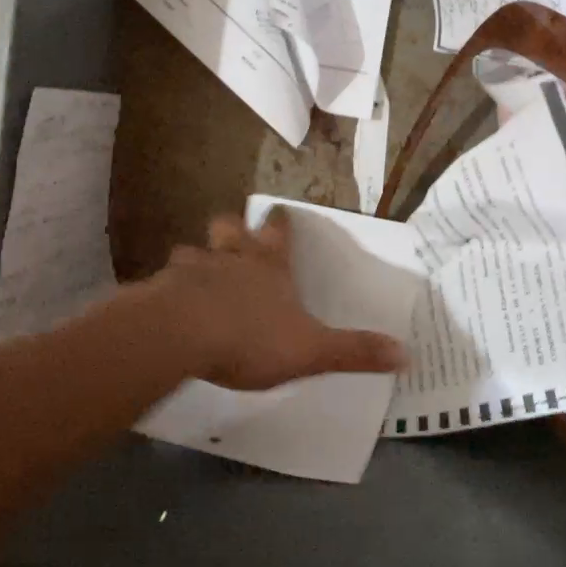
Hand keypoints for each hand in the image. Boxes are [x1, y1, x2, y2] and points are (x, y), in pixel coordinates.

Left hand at [139, 209, 406, 390]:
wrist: (179, 337)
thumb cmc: (250, 337)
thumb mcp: (311, 349)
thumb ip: (354, 351)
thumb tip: (407, 353)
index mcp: (269, 266)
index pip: (278, 232)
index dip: (280, 224)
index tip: (280, 213)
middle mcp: (231, 259)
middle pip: (230, 229)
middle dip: (233, 231)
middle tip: (234, 237)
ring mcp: (190, 271)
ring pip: (192, 253)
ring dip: (196, 261)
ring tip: (196, 274)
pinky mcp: (158, 291)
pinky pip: (162, 284)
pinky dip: (166, 291)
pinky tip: (165, 306)